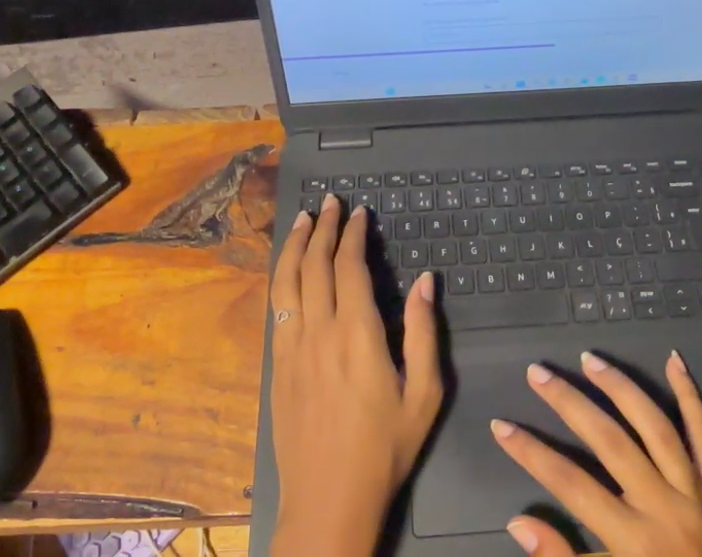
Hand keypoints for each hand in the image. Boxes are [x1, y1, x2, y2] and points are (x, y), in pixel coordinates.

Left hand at [268, 195, 443, 556]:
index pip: (350, 267)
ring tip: (302, 219)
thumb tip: (425, 280)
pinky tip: (287, 268)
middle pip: (314, 264)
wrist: (328, 499)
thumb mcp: (424, 393)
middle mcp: (319, 331)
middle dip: (322, 227)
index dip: (353, 235)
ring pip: (287, 280)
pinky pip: (275, 307)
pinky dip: (281, 277)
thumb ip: (424, 331)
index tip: (359, 213)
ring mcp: (291, 347)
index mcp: (358, 334)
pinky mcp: (276, 366)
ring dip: (294, 245)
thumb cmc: (385, 448)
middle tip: (330, 202)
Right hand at [491, 351, 701, 556]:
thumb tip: (518, 522)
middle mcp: (663, 506)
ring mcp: (697, 491)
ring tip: (590, 359)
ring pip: (655, 426)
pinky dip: (690, 396)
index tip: (502, 426)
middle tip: (538, 373)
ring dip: (620, 388)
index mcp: (632, 540)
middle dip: (570, 403)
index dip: (532, 453)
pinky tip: (674, 360)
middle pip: (610, 441)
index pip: (570, 484)